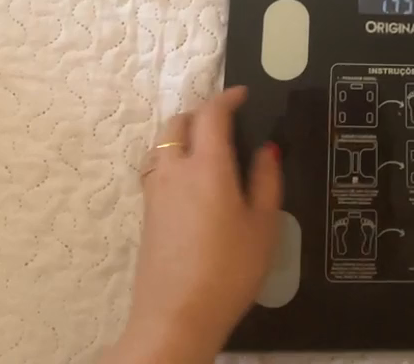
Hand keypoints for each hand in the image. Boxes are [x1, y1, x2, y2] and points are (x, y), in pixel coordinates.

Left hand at [105, 86, 282, 363]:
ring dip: (182, 135)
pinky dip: (172, 159)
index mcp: (207, 166)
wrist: (175, 319)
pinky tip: (190, 181)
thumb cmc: (227, 271)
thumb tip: (267, 150)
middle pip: (178, 122)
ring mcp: (155, 192)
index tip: (242, 95)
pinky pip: (157, 168)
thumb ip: (267, 180)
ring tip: (205, 148)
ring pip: (162, 145)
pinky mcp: (146, 214)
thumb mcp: (263, 226)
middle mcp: (175, 170)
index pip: (212, 114)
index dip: (228, 97)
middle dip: (200, 112)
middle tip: (224, 120)